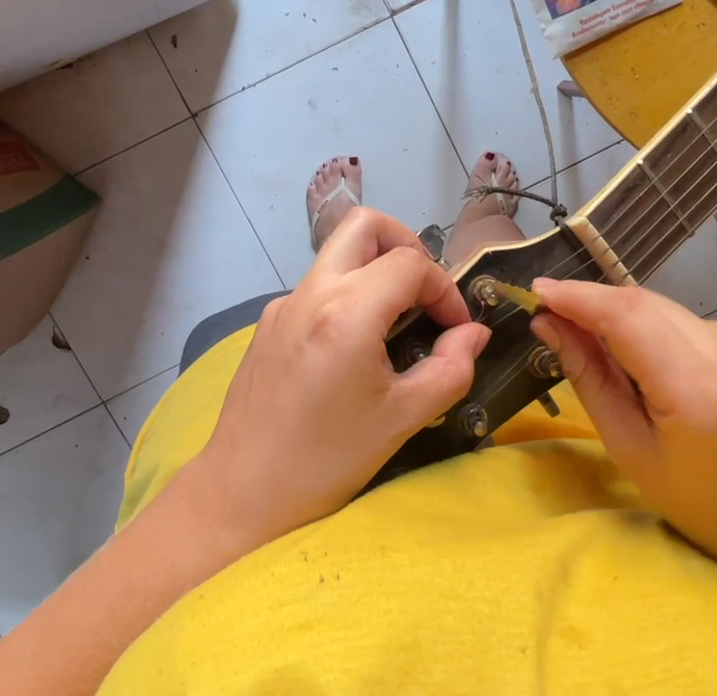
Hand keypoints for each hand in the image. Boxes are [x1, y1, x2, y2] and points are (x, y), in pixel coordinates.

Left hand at [183, 208, 489, 550]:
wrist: (243, 492)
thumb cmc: (328, 459)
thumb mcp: (403, 418)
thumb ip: (451, 368)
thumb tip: (474, 334)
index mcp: (347, 311)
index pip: (411, 263)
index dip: (444, 289)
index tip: (455, 330)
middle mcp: (312, 292)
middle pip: (364, 225)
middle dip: (406, 245)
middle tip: (423, 294)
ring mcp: (284, 304)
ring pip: (337, 253)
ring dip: (376, 269)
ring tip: (396, 323)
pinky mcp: (269, 322)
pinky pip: (318, 286)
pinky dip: (349, 295)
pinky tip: (355, 349)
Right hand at [529, 279, 716, 592]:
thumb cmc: (706, 505)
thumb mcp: (633, 451)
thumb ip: (591, 380)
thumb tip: (549, 326)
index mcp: (701, 390)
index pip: (628, 316)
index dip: (578, 297)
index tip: (535, 292)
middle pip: (642, 303)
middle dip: (589, 303)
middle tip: (547, 316)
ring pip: (659, 308)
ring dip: (616, 316)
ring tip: (587, 342)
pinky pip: (680, 320)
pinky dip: (647, 330)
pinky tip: (639, 363)